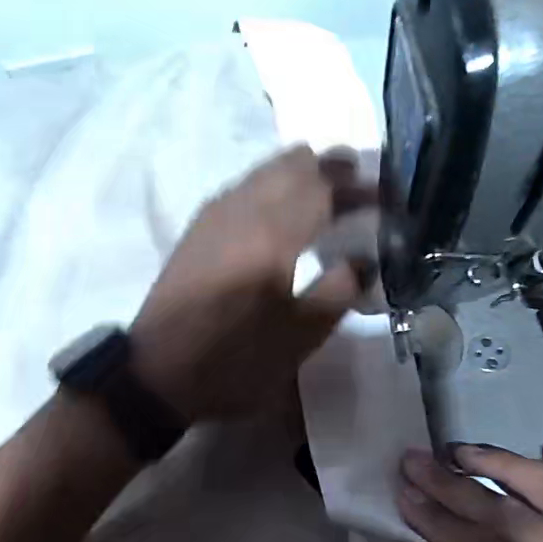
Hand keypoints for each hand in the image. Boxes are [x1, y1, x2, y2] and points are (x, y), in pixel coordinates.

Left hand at [130, 145, 371, 419]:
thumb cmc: (237, 361)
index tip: (384, 195)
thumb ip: (339, 291)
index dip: (356, 187)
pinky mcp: (198, 229)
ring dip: (300, 171)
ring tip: (326, 181)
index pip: (322, 190)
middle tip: (359, 176)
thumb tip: (364, 260)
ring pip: (263, 172)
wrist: (158, 374)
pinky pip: (244, 186)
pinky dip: (272, 182)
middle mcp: (242, 211)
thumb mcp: (300, 337)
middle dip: (329, 167)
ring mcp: (215, 216)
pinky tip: (279, 201)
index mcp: (272, 236)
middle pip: (291, 168)